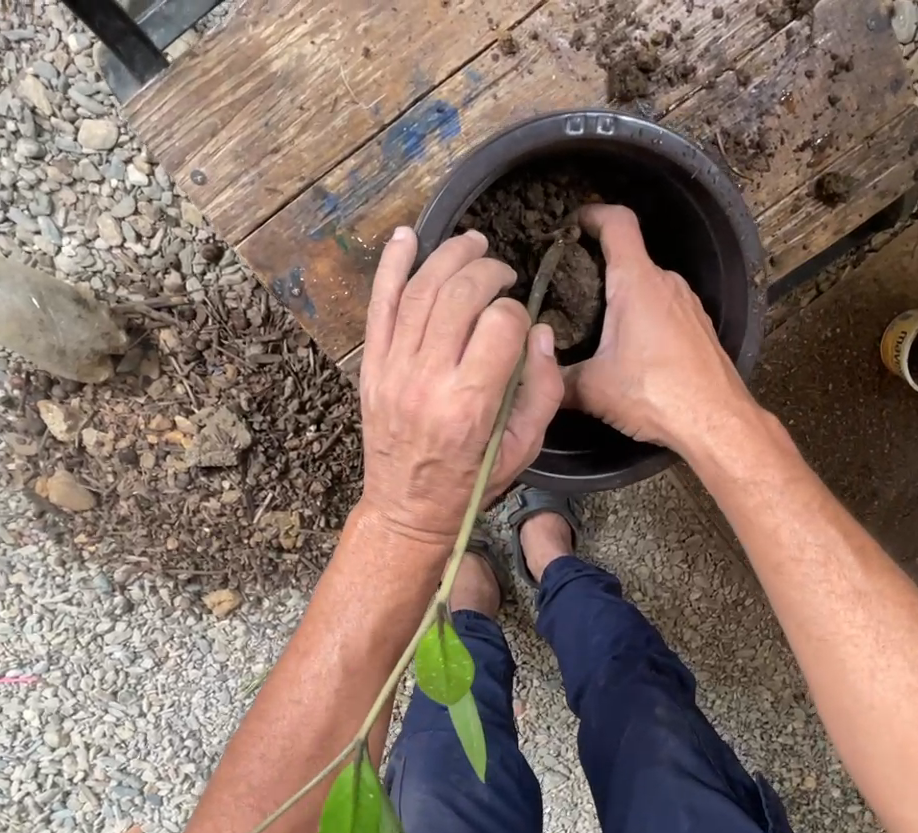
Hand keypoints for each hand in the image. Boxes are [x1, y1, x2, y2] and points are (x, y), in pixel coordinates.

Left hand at [358, 227, 563, 545]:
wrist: (408, 509)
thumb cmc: (472, 482)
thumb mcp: (525, 448)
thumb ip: (544, 391)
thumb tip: (541, 334)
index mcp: (472, 403)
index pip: (501, 324)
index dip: (517, 313)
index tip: (520, 324)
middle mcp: (429, 379)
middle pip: (460, 295)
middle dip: (488, 271)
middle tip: (503, 273)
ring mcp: (394, 369)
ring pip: (421, 289)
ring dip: (449, 256)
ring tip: (472, 244)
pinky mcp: (372, 367)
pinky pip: (380, 305)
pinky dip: (392, 266)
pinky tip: (408, 237)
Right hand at [565, 204, 756, 453]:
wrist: (716, 422)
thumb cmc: (658, 395)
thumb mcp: (594, 389)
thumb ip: (559, 379)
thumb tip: (536, 378)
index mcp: (637, 282)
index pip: (617, 223)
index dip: (593, 215)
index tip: (574, 224)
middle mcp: (667, 284)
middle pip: (630, 259)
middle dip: (600, 270)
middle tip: (571, 292)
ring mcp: (689, 305)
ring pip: (649, 288)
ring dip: (624, 300)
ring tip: (600, 329)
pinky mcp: (700, 329)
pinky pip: (667, 311)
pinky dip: (646, 321)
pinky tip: (634, 353)